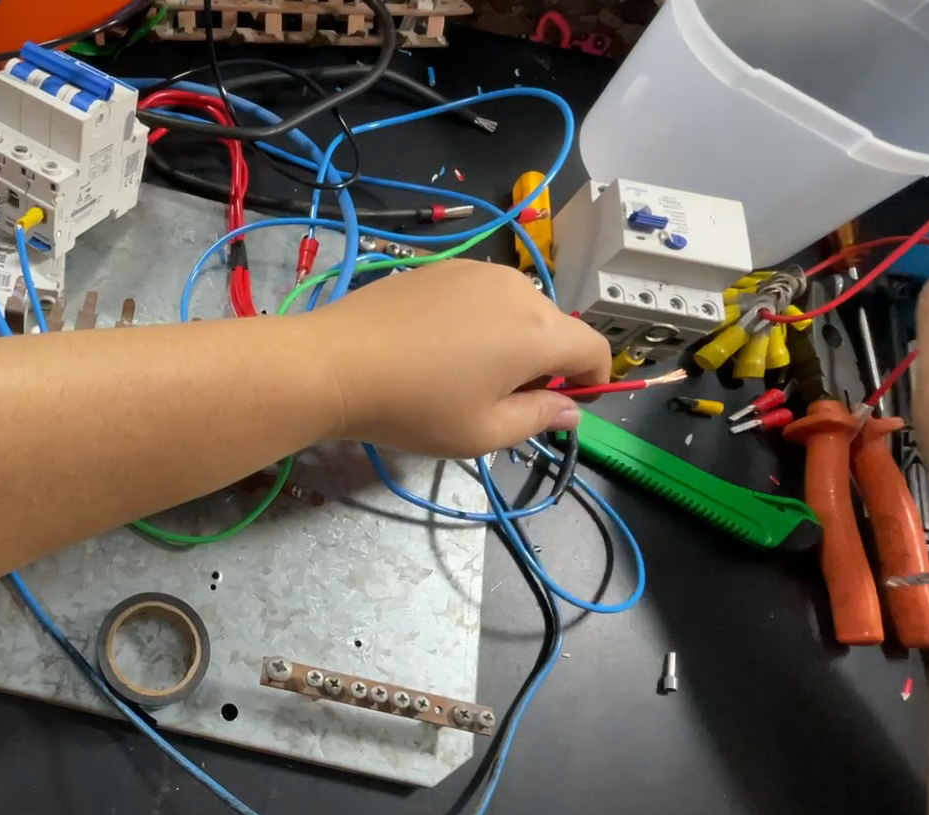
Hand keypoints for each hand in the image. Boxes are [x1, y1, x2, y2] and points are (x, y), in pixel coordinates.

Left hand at [303, 258, 609, 457]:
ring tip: (461, 373)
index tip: (572, 402)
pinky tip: (434, 347)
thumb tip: (571, 409)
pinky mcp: (438, 268)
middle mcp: (517, 289)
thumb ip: (536, 419)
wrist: (334, 364)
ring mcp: (474, 271)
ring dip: (507, 339)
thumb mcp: (480, 432)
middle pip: (552, 326)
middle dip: (543, 362)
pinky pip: (476, 296)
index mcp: (539, 331)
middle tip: (500, 400)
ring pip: (514, 307)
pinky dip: (474, 320)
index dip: (593, 378)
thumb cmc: (412, 407)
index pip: (594, 347)